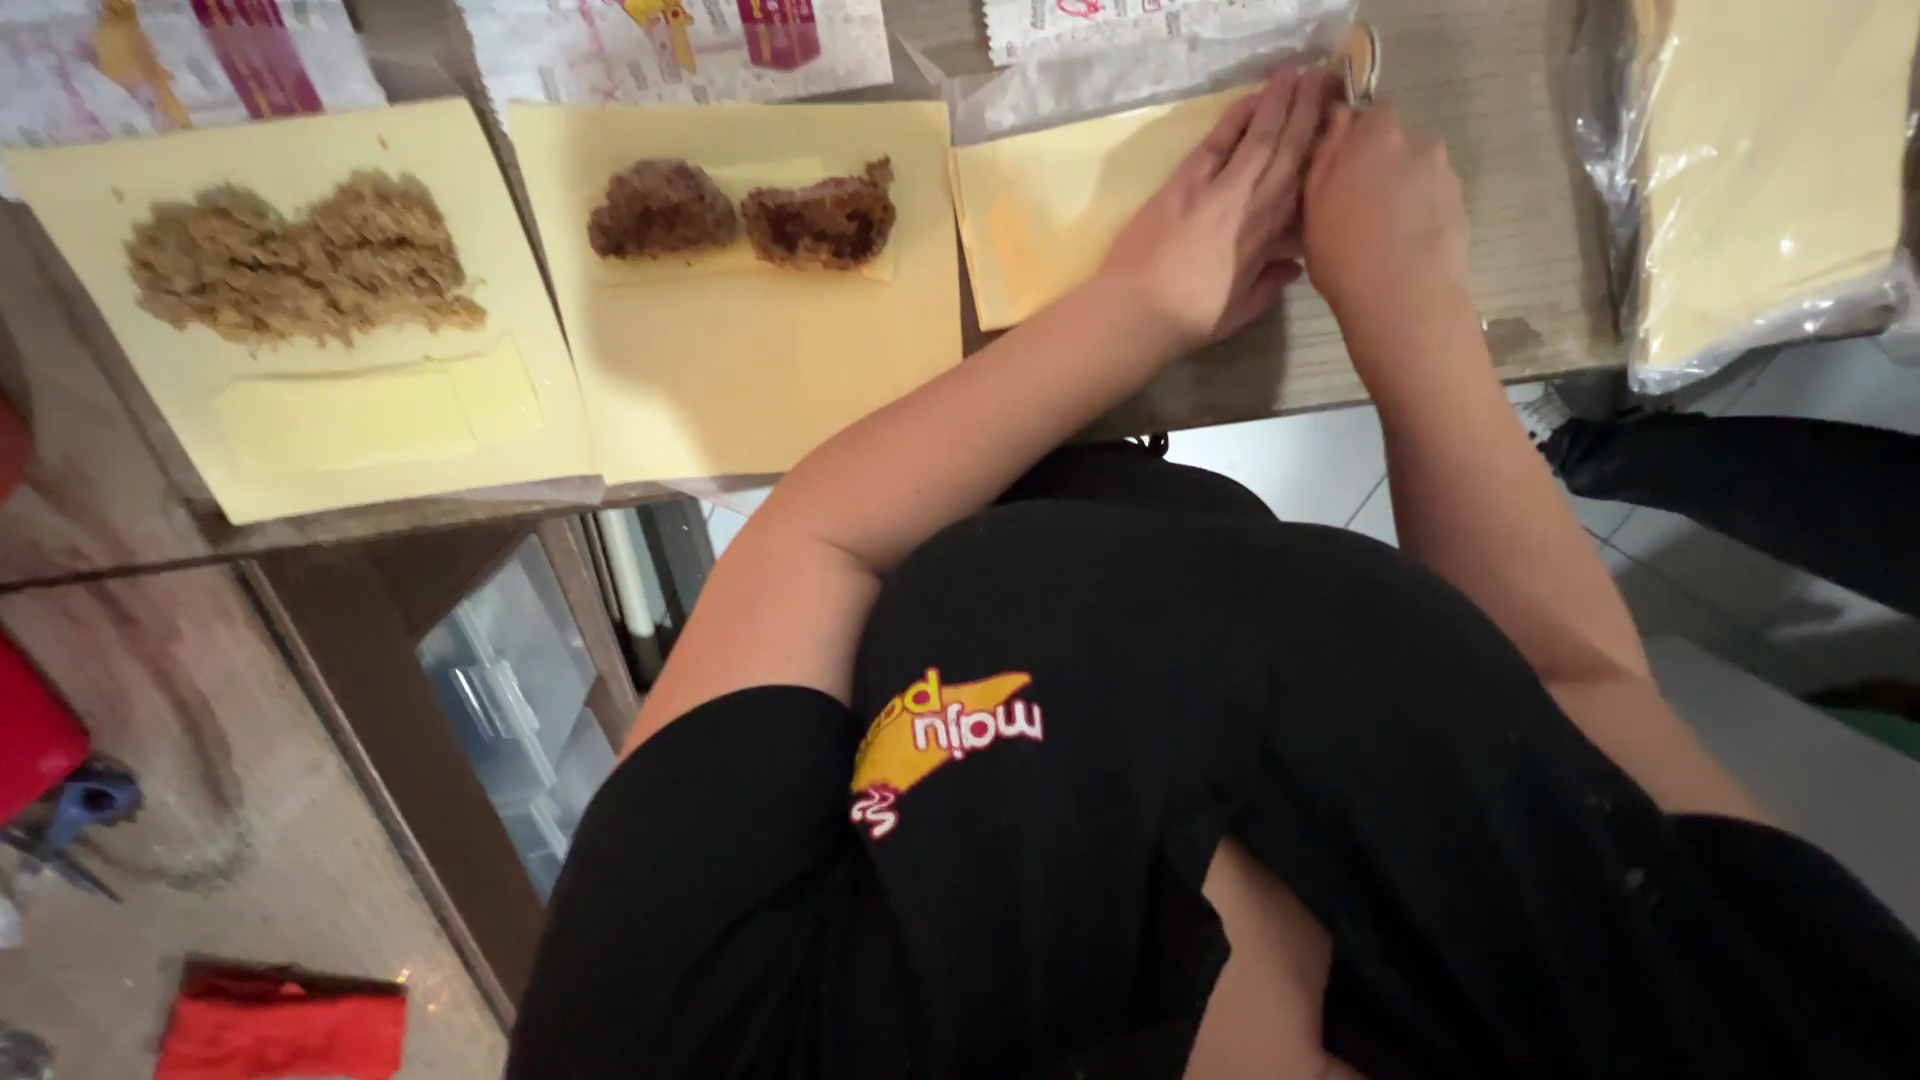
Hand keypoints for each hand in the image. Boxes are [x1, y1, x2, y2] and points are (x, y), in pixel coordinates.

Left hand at [1096, 66, 1335, 347]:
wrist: (1136, 311)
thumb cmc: (1188, 320)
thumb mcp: (1238, 311)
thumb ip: (1268, 286)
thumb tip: (1293, 268)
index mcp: (1265, 238)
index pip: (1300, 185)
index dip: (1319, 153)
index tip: (1335, 125)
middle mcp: (1248, 206)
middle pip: (1285, 151)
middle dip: (1306, 113)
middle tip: (1324, 81)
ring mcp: (1214, 189)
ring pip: (1257, 137)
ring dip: (1277, 103)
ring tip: (1295, 75)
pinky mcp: (1181, 183)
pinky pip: (1217, 141)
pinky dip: (1236, 118)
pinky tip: (1253, 100)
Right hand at [1302, 102, 1474, 343]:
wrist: (1404, 296)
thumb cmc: (1343, 250)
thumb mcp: (1312, 205)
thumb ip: (1325, 154)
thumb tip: (1336, 118)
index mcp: (1378, 136)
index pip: (1372, 108)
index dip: (1355, 131)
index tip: (1338, 161)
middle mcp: (1420, 142)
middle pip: (1396, 142)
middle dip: (1378, 162)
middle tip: (1353, 204)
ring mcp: (1445, 174)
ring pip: (1416, 171)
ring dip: (1399, 189)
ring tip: (1378, 232)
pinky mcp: (1461, 205)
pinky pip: (1431, 199)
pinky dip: (1417, 213)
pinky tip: (1400, 246)